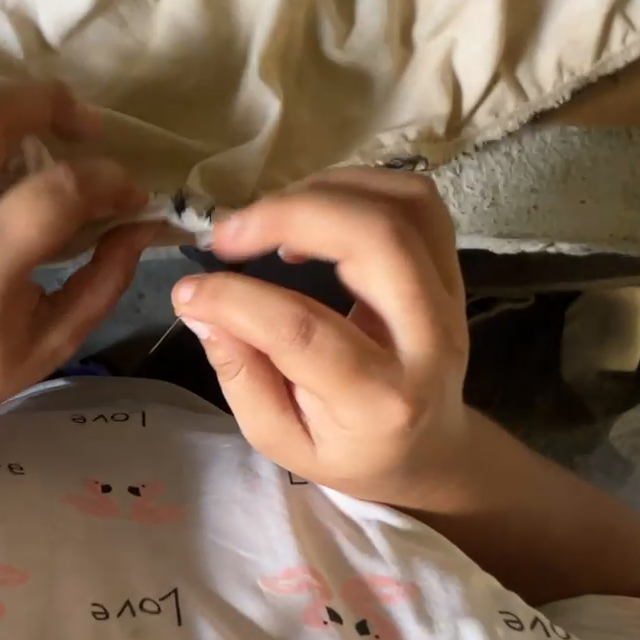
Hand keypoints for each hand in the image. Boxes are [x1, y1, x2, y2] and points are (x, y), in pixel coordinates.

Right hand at [169, 170, 472, 509]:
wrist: (428, 450)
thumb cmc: (345, 451)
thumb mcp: (278, 437)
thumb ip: (241, 375)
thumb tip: (201, 311)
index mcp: (378, 399)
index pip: (303, 330)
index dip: (235, 300)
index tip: (188, 292)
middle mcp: (429, 339)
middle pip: (376, 240)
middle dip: (288, 217)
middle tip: (226, 234)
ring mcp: (450, 296)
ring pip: (403, 206)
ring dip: (322, 193)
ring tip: (264, 218)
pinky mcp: (451, 268)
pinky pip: (413, 200)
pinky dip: (353, 188)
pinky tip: (306, 210)